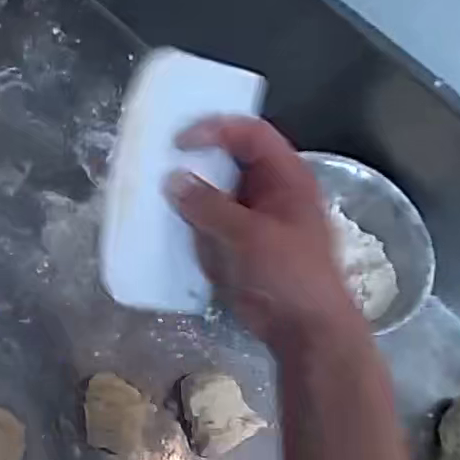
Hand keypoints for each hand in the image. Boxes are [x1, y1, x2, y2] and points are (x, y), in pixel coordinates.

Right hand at [165, 116, 355, 344]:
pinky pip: (209, 227)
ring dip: (188, 196)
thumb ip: (210, 207)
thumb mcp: (250, 235)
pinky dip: (189, 226)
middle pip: (230, 163)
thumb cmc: (290, 276)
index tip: (180, 142)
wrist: (303, 329)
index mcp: (286, 178)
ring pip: (216, 196)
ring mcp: (252, 222)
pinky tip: (165, 227)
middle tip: (160, 163)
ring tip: (156, 194)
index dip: (216, 129)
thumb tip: (174, 181)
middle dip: (196, 162)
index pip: (250, 135)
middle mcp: (269, 194)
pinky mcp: (237, 249)